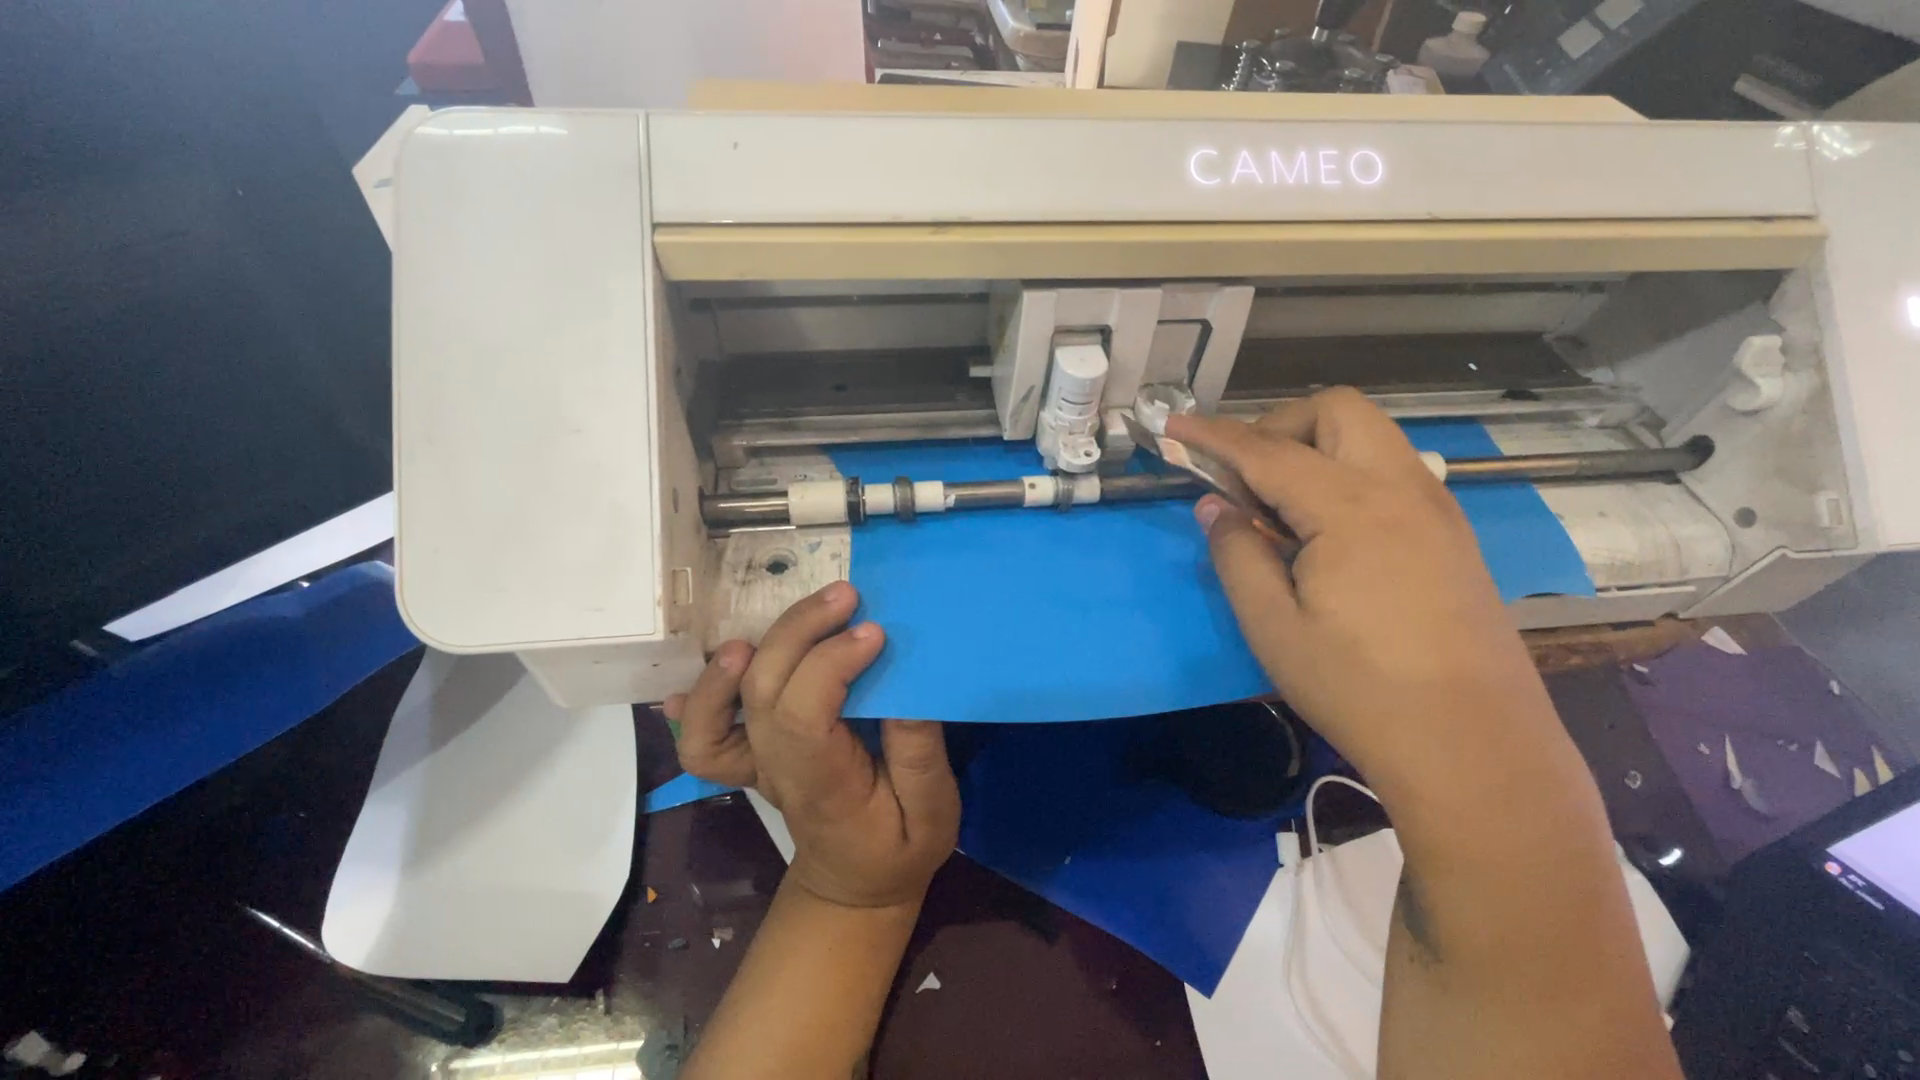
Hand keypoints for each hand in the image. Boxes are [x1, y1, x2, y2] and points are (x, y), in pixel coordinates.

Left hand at [664, 582, 959, 909]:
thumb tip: (908, 687)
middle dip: (797, 632)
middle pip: (762, 693)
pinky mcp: (751, 757)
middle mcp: (777, 768)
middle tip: (845, 594)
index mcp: (822, 784)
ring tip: (774, 624)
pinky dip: (699, 698)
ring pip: (717, 712)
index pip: (802, 716)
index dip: (830, 664)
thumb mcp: (932, 812)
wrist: (855, 884)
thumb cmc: (899, 848)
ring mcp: (756, 763)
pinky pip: (705, 733)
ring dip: (734, 663)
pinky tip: (723, 662)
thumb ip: (919, 753)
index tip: (874, 632)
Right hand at [1165, 388, 1555, 792]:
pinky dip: (1350, 473)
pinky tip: (1329, 533)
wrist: (1473, 745)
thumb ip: (1238, 556)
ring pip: (1372, 436)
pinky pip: (1393, 471)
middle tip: (1244, 478)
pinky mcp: (1452, 535)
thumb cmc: (1359, 689)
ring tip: (1282, 509)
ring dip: (1317, 447)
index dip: (1214, 435)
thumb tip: (1214, 507)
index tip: (1173, 424)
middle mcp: (1401, 488)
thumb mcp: (1274, 628)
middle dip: (1279, 425)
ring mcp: (1435, 508)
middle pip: (1337, 410)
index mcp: (1350, 508)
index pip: (1267, 451)